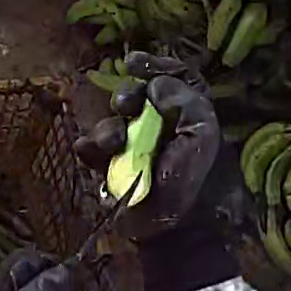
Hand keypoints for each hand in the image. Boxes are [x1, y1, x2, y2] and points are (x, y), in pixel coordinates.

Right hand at [75, 52, 249, 290]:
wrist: (174, 229)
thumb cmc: (195, 179)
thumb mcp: (202, 133)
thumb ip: (183, 100)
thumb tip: (153, 85)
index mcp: (187, 115)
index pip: (171, 78)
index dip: (154, 64)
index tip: (133, 62)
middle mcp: (160, 127)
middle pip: (135, 96)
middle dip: (126, 95)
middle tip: (124, 105)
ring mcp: (134, 148)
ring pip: (111, 122)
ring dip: (108, 129)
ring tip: (112, 144)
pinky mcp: (112, 168)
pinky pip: (91, 148)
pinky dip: (88, 147)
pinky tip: (90, 152)